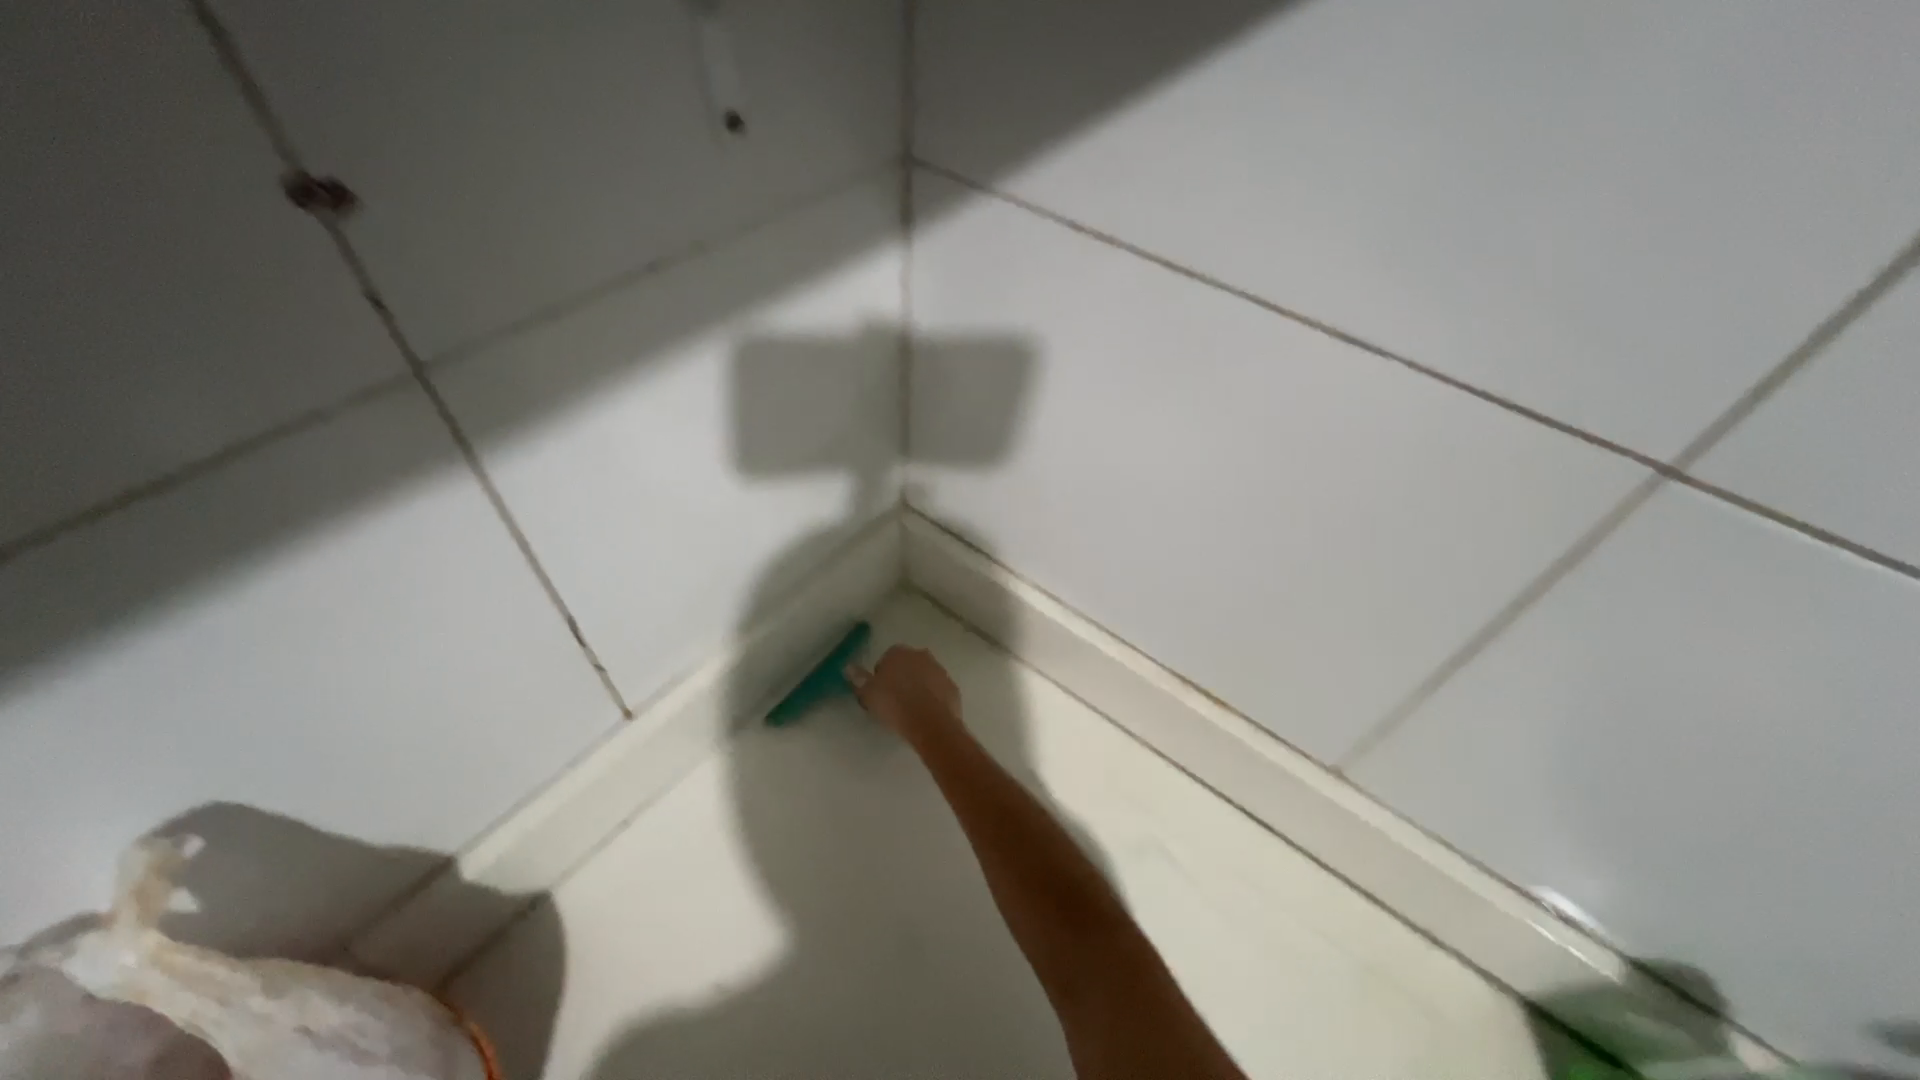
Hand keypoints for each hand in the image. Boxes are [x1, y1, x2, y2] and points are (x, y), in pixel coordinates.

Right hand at [846, 645, 962, 743]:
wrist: (930, 722)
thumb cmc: (894, 705)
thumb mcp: (868, 694)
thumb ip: (858, 679)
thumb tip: (849, 667)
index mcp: (899, 653)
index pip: (886, 659)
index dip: (881, 676)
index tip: (878, 693)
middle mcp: (921, 655)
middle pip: (907, 665)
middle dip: (901, 678)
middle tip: (893, 701)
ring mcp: (939, 670)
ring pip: (924, 676)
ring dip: (918, 687)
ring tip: (909, 710)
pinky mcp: (952, 687)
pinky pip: (938, 690)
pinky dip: (932, 698)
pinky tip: (925, 714)